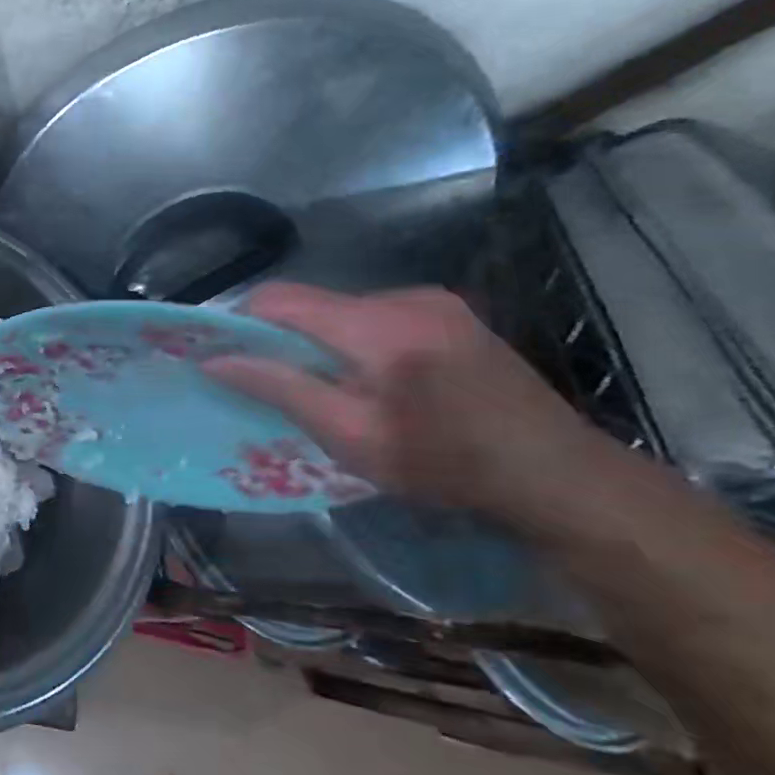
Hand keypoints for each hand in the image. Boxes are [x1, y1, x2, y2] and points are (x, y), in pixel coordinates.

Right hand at [203, 282, 639, 527]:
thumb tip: (214, 360)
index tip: (226, 358)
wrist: (560, 477)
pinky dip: (353, 342)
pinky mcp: (450, 313)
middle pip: (311, 304)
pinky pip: (374, 316)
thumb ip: (280, 388)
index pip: (279, 299)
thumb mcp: (350, 436)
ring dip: (320, 342)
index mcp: (377, 326)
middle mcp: (404, 298)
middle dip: (283, 340)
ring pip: (341, 310)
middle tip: (282, 389)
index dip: (240, 322)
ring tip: (331, 391)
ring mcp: (433, 302)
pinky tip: (373, 382)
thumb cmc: (445, 464)